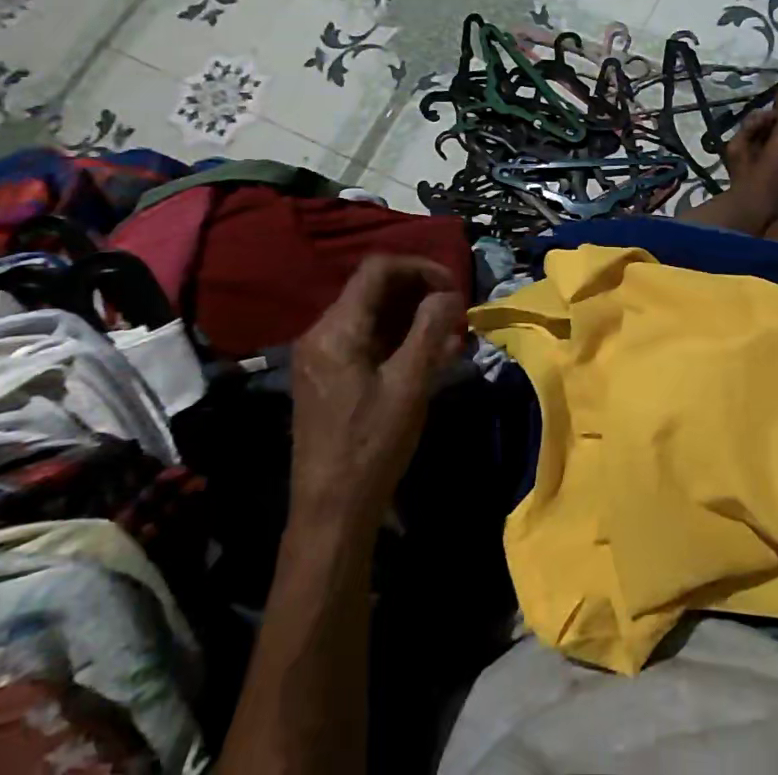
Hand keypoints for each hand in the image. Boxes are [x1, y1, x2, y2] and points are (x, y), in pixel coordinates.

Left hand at [290, 256, 465, 530]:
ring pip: (373, 316)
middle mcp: (321, 333)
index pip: (378, 269)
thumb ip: (430, 331)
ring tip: (450, 338)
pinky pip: (366, 341)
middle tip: (457, 315)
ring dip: (412, 318)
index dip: (421, 268)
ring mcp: (321, 356)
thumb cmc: (373, 445)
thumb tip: (449, 295)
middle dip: (420, 294)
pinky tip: (428, 358)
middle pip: (374, 289)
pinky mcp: (328, 377)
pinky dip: (398, 340)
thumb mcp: (410, 385)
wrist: (332, 508)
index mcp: (337, 329)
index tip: (454, 290)